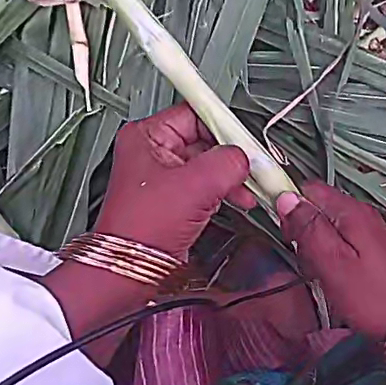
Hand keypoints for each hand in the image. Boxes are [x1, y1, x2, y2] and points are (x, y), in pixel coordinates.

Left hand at [93, 104, 254, 258]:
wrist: (131, 270)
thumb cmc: (142, 228)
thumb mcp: (194, 185)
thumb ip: (227, 162)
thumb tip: (246, 156)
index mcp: (147, 137)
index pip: (194, 114)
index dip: (224, 126)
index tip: (247, 139)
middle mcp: (152, 153)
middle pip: (205, 141)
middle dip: (232, 157)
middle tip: (254, 166)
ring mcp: (163, 178)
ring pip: (208, 166)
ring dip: (231, 177)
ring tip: (248, 188)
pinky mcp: (172, 201)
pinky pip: (205, 187)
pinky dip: (224, 192)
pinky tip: (239, 200)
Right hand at [275, 182, 385, 360]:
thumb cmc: (371, 297)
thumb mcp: (330, 261)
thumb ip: (307, 227)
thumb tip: (287, 199)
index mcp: (351, 213)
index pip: (309, 189)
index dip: (290, 205)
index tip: (285, 230)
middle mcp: (362, 215)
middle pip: (317, 206)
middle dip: (301, 228)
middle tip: (303, 255)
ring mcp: (367, 231)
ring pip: (325, 225)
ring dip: (312, 244)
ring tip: (316, 268)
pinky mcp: (368, 248)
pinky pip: (337, 240)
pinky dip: (326, 254)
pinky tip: (328, 273)